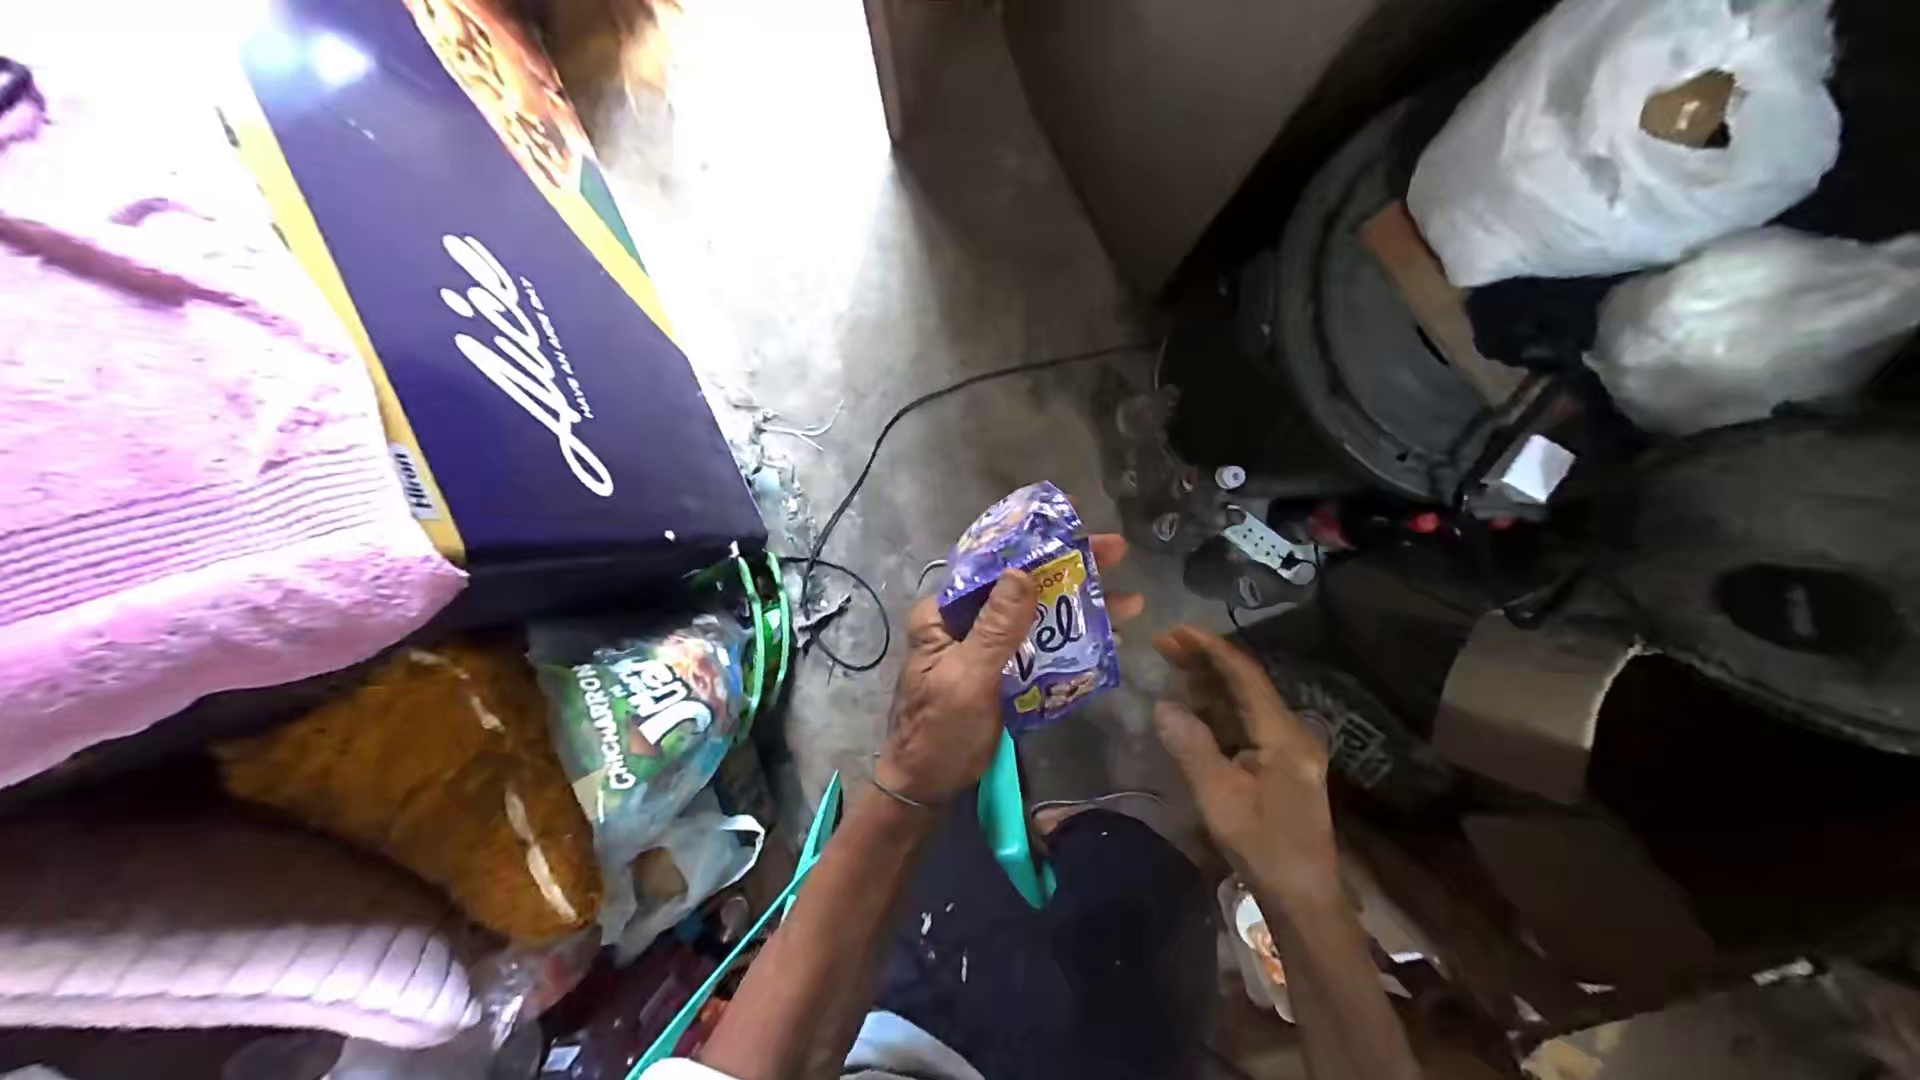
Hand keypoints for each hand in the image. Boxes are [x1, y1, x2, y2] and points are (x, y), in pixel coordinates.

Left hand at [880, 534, 1141, 805]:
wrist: (928, 785)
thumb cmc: (939, 730)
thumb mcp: (968, 678)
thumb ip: (996, 628)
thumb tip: (1022, 571)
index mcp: (944, 613)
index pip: (989, 562)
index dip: (1029, 538)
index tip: (1070, 520)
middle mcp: (965, 620)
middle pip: (1020, 583)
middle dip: (1067, 566)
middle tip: (1115, 552)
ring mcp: (986, 645)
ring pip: (1035, 612)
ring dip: (1077, 603)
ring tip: (1128, 598)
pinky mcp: (1003, 670)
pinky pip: (1039, 643)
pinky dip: (1070, 636)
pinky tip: (1105, 634)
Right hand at [1153, 625, 1338, 900]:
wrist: (1303, 896)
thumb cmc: (1264, 846)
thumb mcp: (1219, 796)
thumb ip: (1191, 746)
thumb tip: (1163, 706)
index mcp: (1283, 734)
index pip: (1245, 676)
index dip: (1210, 649)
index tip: (1175, 631)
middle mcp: (1290, 731)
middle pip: (1244, 683)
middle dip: (1204, 661)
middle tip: (1163, 644)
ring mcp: (1285, 747)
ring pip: (1242, 702)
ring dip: (1207, 683)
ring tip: (1170, 666)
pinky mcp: (1277, 763)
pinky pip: (1243, 722)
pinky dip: (1214, 709)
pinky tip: (1190, 705)